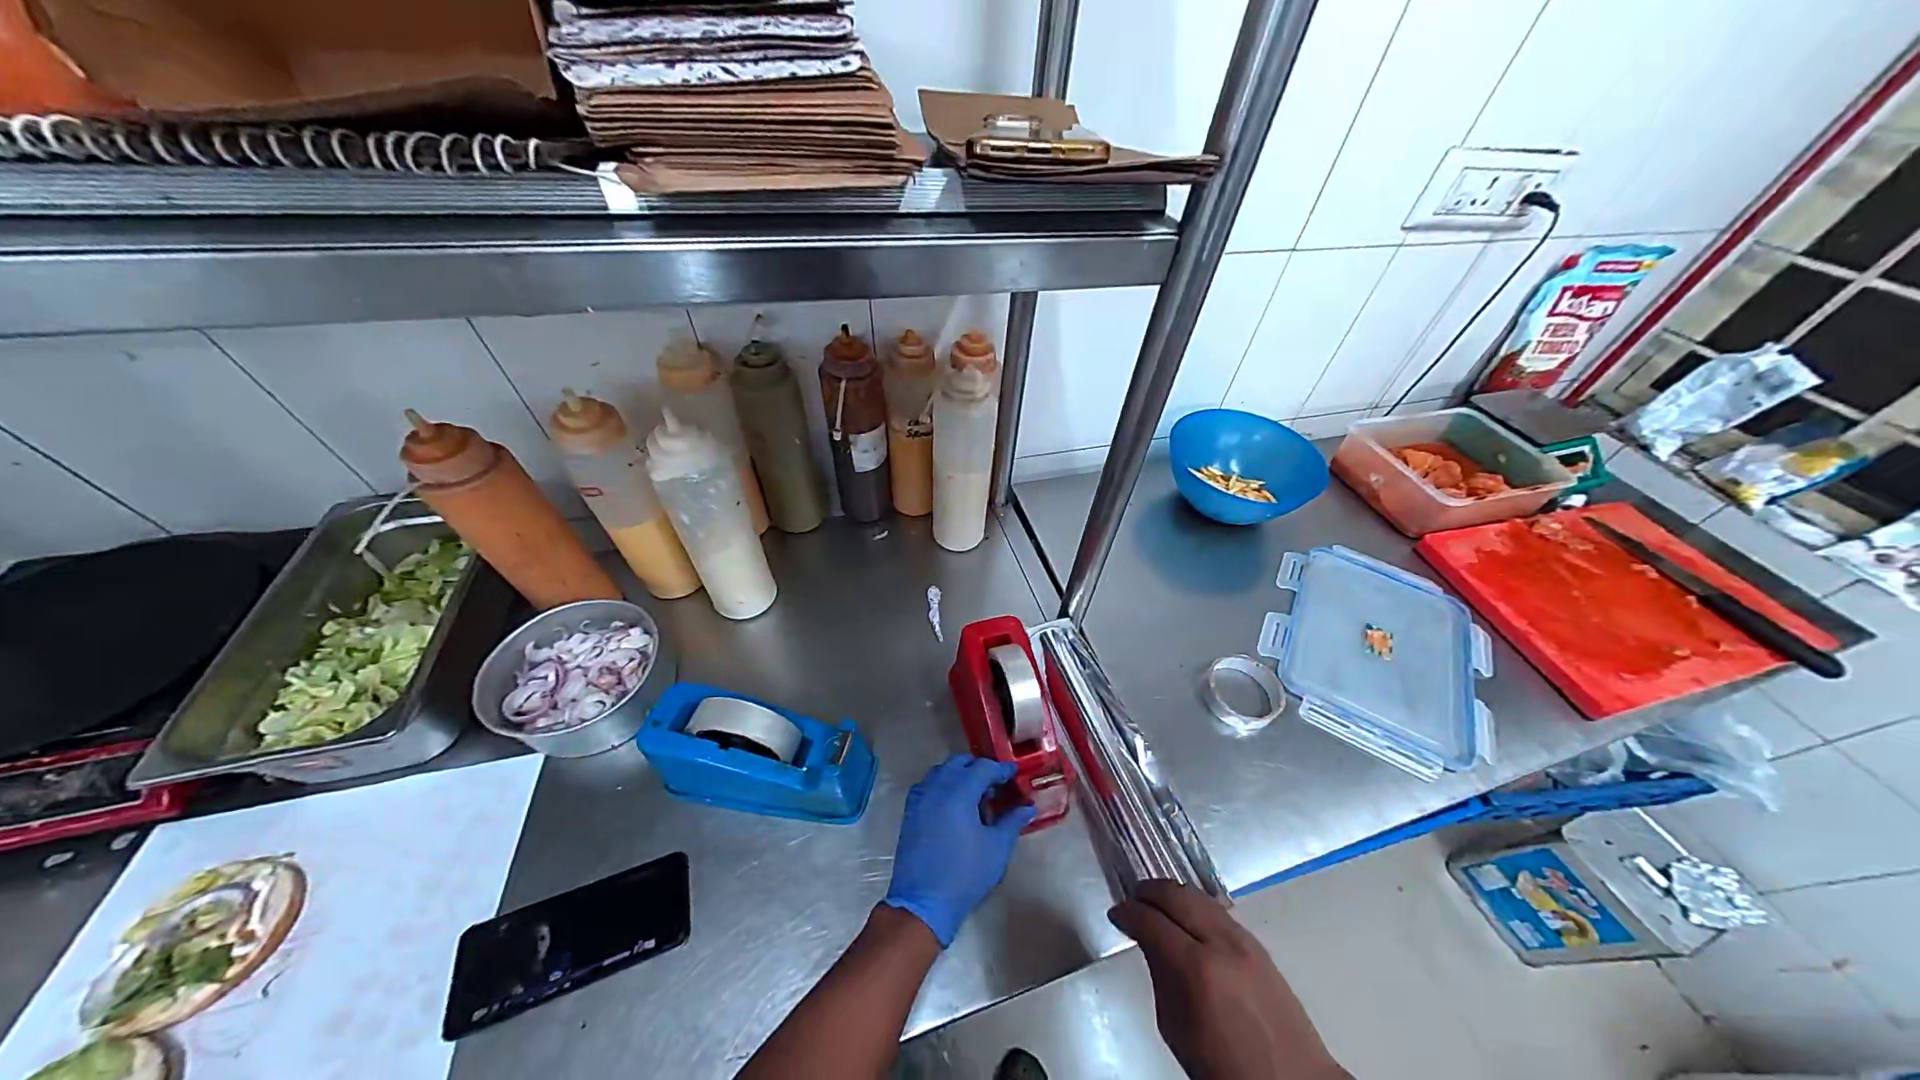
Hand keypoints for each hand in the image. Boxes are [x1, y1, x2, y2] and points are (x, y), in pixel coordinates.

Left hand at [883, 755, 1036, 946]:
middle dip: (978, 768)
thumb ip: (1012, 822)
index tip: (1013, 774)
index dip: (1001, 769)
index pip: (983, 767)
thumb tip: (1028, 807)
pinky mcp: (910, 811)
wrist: (923, 901)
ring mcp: (920, 798)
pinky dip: (944, 786)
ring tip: (976, 796)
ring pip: (941, 772)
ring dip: (959, 775)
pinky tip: (955, 807)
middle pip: (959, 763)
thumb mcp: (996, 848)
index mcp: (958, 791)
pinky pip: (929, 786)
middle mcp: (936, 787)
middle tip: (995, 784)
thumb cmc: (965, 874)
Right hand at [1109, 881, 1348, 1079]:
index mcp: (1195, 968)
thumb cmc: (1225, 1067)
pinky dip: (1195, 905)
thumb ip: (1160, 976)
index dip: (1128, 913)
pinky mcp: (1259, 945)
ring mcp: (1244, 941)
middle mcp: (1221, 944)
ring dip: (1172, 895)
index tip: (1117, 914)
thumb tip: (1150, 944)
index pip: (1150, 920)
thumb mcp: (1176, 1027)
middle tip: (1133, 900)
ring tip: (1157, 905)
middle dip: (1148, 892)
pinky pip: (1218, 910)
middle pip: (1175, 895)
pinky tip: (1187, 918)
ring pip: (1198, 896)